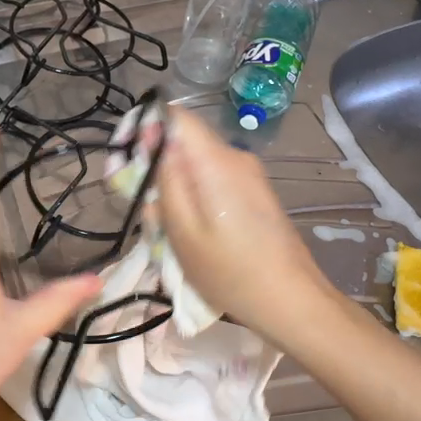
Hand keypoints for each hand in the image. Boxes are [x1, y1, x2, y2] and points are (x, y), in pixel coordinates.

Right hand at [152, 106, 339, 343]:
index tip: (126, 156)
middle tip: (135, 196)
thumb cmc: (230, 272)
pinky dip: (192, 191)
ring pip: (195, 160)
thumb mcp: (182, 229)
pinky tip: (185, 225)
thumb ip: (165, 177)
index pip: (175, 115)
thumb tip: (152, 136)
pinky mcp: (254, 191)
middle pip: (184, 138)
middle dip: (154, 159)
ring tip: (158, 219)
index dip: (145, 125)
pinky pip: (211, 176)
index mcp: (216, 161)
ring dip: (172, 180)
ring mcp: (248, 174)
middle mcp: (235, 157)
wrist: (293, 304)